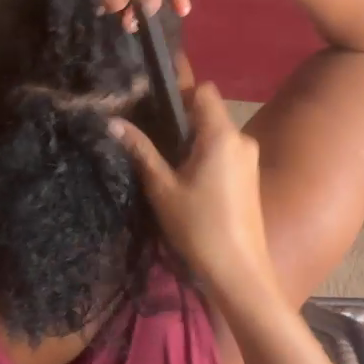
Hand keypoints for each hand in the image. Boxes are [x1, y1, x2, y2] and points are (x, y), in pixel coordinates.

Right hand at [110, 83, 276, 300]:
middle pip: (209, 113)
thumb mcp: (162, 188)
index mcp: (221, 134)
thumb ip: (141, 151)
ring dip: (192, 142)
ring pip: (216, 135)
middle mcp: (240, 139)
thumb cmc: (199, 227)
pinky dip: (206, 157)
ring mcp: (249, 159)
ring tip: (165, 163)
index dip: (179, 93)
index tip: (154, 111)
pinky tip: (187, 181)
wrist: (239, 272)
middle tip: (151, 139)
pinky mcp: (251, 178)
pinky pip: (225, 152)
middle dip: (181, 121)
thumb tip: (112, 122)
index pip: (203, 90)